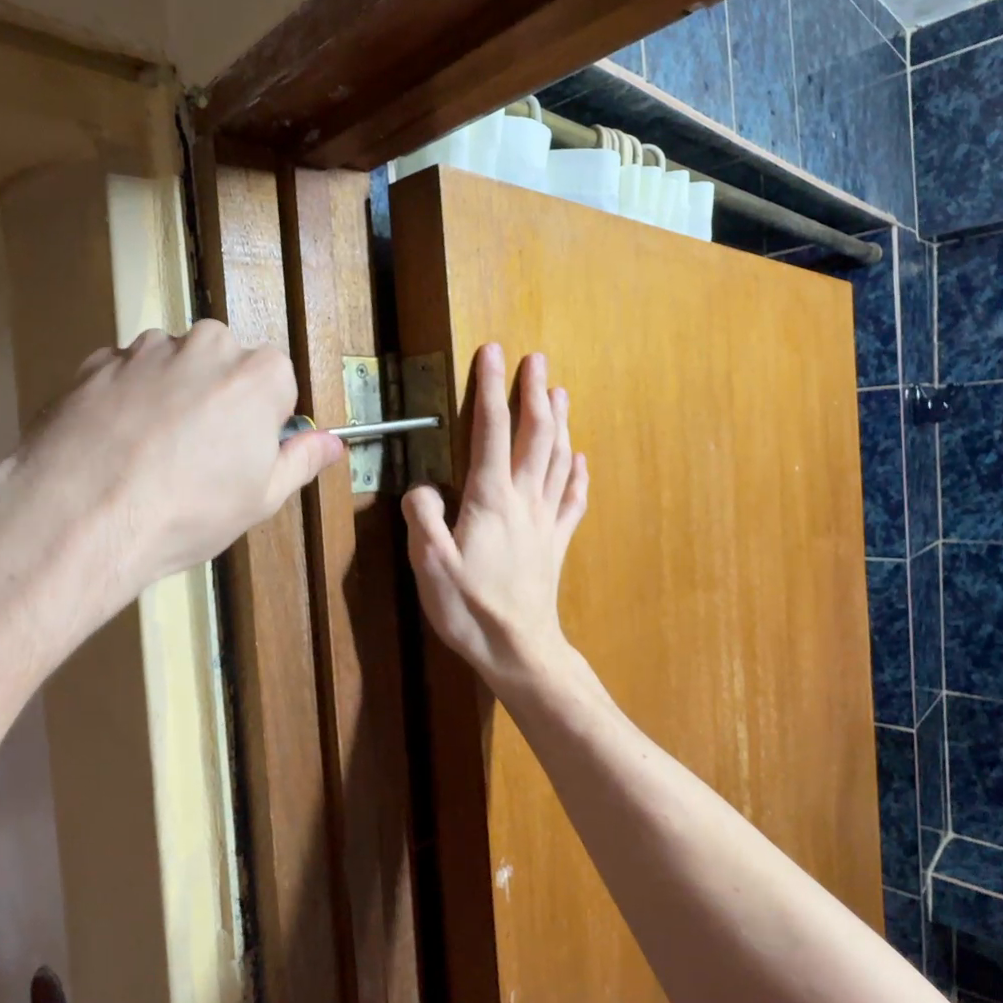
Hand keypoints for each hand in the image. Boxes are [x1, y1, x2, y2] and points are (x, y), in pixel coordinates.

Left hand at [0, 322, 341, 628]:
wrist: (80, 516)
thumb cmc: (186, 512)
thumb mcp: (260, 499)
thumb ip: (300, 460)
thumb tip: (333, 443)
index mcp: (257, 374)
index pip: (278, 383)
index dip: (263, 422)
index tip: (243, 457)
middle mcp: (205, 344)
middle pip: (224, 364)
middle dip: (217, 399)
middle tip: (197, 457)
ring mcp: (145, 348)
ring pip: (173, 366)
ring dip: (170, 396)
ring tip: (148, 456)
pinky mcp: (95, 360)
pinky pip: (126, 374)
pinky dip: (126, 400)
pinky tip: (114, 447)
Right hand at [403, 345, 589, 691]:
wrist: (520, 650)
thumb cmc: (471, 609)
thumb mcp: (430, 564)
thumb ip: (422, 518)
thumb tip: (421, 489)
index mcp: (490, 500)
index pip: (491, 431)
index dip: (491, 389)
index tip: (494, 353)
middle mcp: (523, 501)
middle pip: (535, 435)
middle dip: (534, 393)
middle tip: (536, 360)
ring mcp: (545, 521)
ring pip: (558, 459)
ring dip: (559, 422)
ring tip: (559, 392)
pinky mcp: (555, 544)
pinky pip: (572, 500)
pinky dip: (578, 474)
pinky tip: (581, 460)